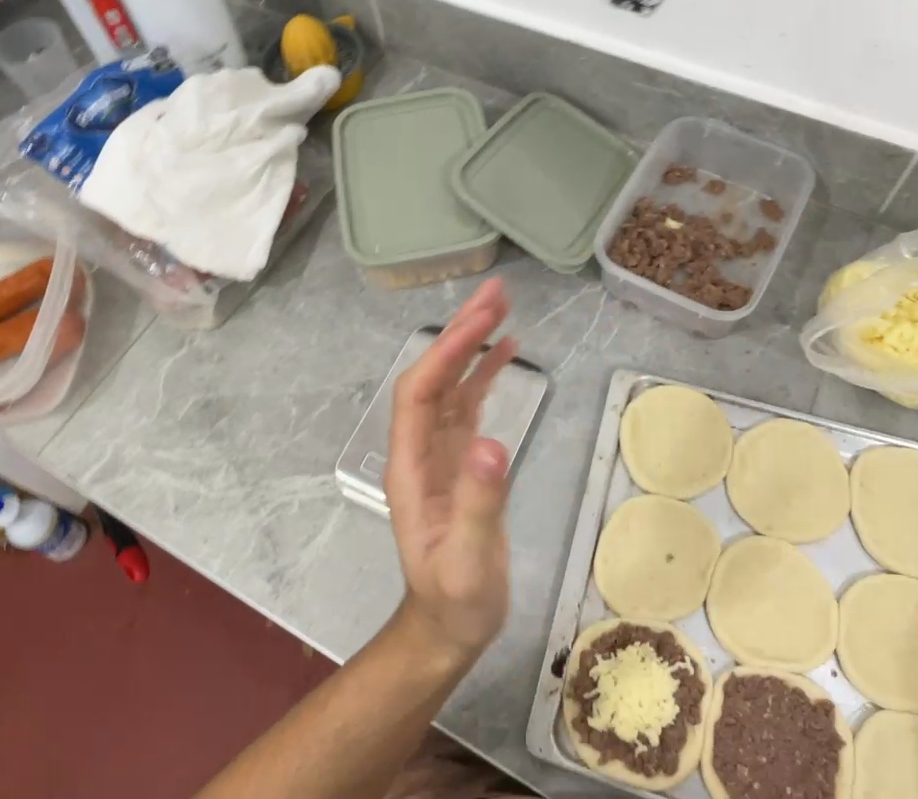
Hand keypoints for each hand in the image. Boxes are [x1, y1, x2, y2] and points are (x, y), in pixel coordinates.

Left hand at [384, 278, 520, 665]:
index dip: (445, 353)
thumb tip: (493, 444)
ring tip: (503, 305)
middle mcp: (419, 449)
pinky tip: (507, 351)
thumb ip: (480, 504)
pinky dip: (486, 374)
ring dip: (473, 344)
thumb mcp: (469, 561)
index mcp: (410, 466)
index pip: (420, 393)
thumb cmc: (456, 599)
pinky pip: (470, 406)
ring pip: (452, 385)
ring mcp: (440, 453)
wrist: (450, 626)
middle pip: (433, 377)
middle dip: (459, 332)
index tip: (481, 320)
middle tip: (495, 291)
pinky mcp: (462, 461)